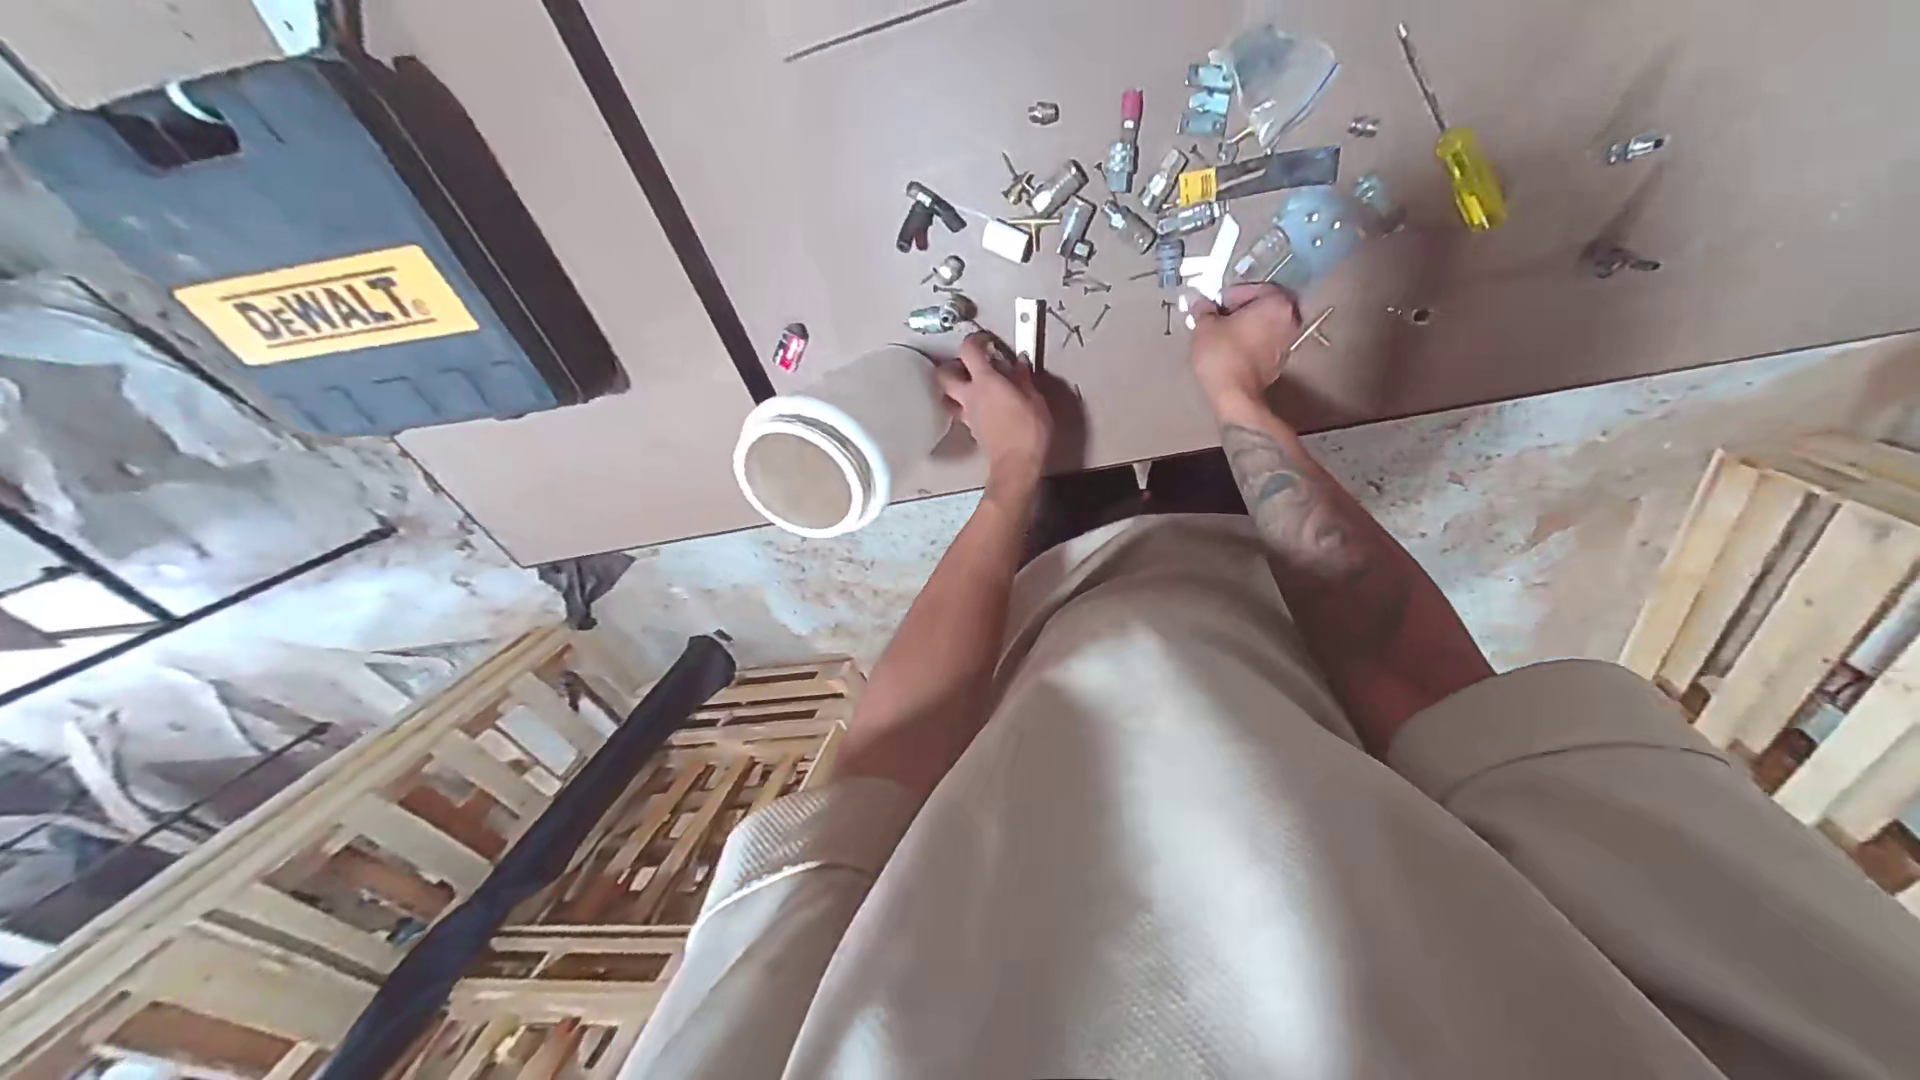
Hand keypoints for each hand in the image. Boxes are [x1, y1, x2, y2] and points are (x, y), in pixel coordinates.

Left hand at [938, 331, 1051, 499]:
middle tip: (969, 364)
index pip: (968, 350)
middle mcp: (970, 396)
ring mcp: (968, 415)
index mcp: (985, 382)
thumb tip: (1021, 364)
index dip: (975, 340)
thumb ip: (1023, 378)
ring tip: (972, 385)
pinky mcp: (972, 430)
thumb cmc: (1028, 430)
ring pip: (948, 396)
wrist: (1017, 464)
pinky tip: (983, 407)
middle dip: (952, 365)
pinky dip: (967, 406)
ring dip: (954, 388)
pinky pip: (961, 413)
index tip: (985, 341)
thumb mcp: (1034, 398)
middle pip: (944, 375)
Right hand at [1184, 284, 1301, 412]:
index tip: (1214, 305)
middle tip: (1218, 317)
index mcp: (1277, 303)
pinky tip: (1231, 350)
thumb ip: (1204, 309)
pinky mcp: (1279, 363)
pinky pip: (1264, 343)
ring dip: (1246, 326)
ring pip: (1265, 325)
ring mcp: (1288, 343)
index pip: (1254, 288)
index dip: (1230, 295)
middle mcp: (1290, 319)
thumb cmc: (1222, 354)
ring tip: (1223, 334)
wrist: (1235, 396)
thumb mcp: (1206, 327)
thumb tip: (1199, 302)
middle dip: (1241, 310)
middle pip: (1263, 306)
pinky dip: (1250, 342)